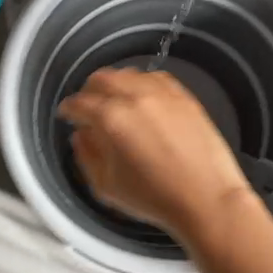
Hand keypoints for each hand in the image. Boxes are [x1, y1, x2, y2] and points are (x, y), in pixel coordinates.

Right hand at [57, 67, 252, 237]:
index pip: (79, 103)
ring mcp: (162, 93)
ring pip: (128, 74)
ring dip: (115, 84)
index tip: (66, 115)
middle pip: (102, 79)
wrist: (206, 198)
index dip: (68, 109)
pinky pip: (155, 77)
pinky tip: (142, 98)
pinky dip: (141, 83)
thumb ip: (86, 157)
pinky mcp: (184, 96)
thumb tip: (81, 136)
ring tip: (114, 102)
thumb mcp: (106, 186)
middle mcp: (134, 97)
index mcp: (110, 119)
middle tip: (87, 107)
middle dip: (89, 91)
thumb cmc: (153, 198)